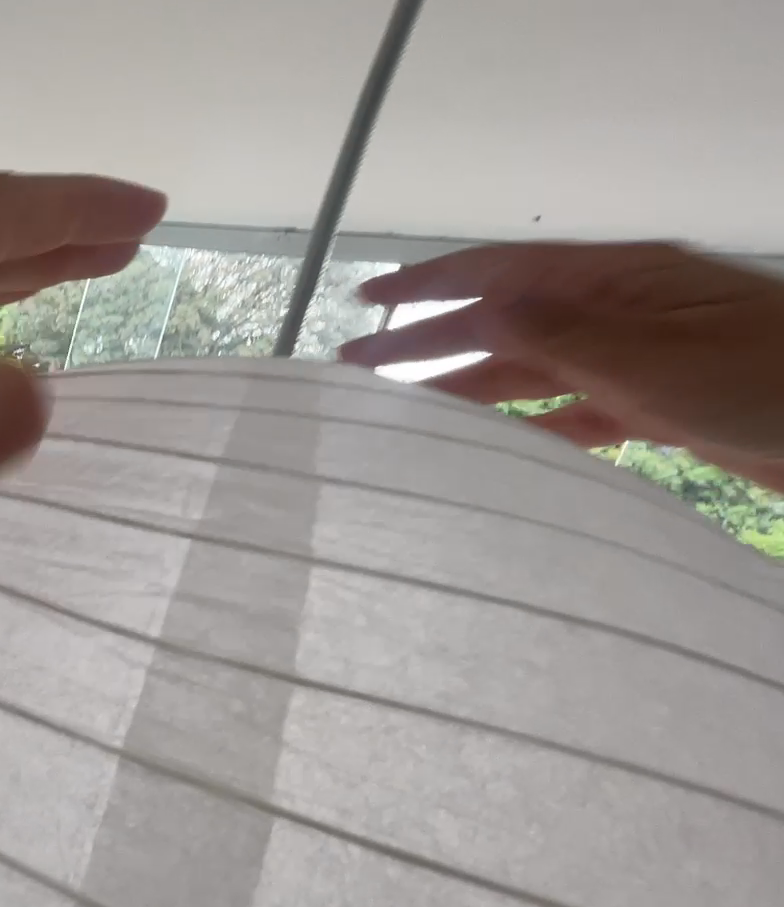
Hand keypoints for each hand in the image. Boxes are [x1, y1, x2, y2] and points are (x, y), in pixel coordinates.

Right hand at [339, 241, 783, 489]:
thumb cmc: (763, 383)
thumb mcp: (644, 354)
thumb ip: (550, 330)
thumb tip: (473, 308)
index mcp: (611, 285)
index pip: (495, 275)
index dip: (425, 284)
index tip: (363, 296)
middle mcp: (612, 315)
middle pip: (496, 325)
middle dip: (422, 342)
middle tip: (353, 363)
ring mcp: (629, 360)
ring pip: (521, 372)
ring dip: (460, 388)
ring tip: (401, 411)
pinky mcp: (648, 404)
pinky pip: (559, 412)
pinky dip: (517, 425)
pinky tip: (484, 443)